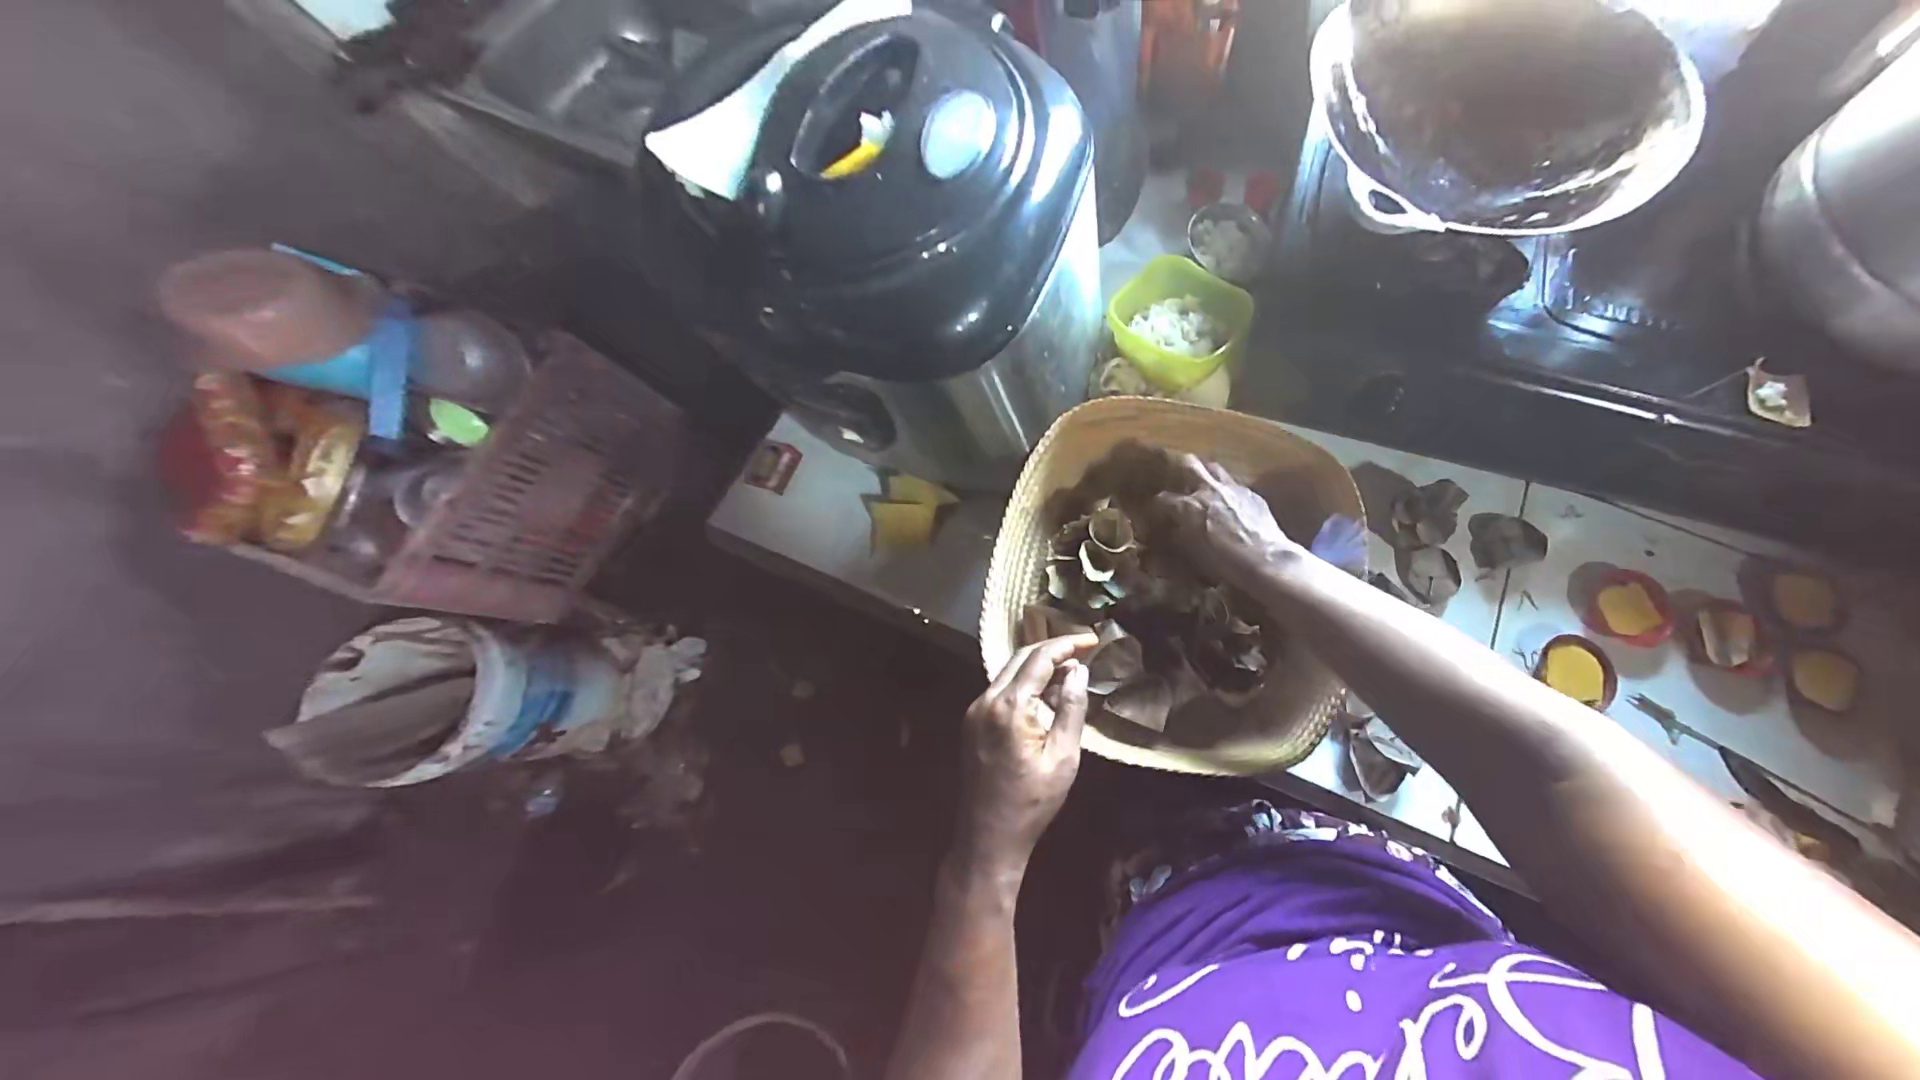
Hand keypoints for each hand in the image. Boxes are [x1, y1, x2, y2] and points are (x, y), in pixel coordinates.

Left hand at [956, 634, 1096, 874]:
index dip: (1067, 644)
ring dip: (1038, 666)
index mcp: (1009, 706)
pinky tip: (1045, 694)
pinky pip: (1000, 690)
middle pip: (1020, 658)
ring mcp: (975, 710)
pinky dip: (1024, 684)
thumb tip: (1078, 670)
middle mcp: (986, 699)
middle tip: (1083, 650)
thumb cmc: (1032, 803)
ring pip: (1008, 672)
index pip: (1039, 658)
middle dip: (1052, 649)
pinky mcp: (972, 722)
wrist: (987, 836)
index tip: (1092, 640)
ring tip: (1070, 671)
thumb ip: (1071, 709)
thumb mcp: (1063, 757)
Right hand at [1155, 454, 1301, 592]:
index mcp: (1188, 507)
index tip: (1156, 514)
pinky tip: (1229, 501)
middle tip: (1178, 477)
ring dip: (1206, 473)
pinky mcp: (1251, 494)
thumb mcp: (1191, 552)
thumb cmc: (1223, 564)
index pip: (1163, 499)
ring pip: (1214, 468)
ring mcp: (1232, 489)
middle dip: (1180, 468)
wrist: (1266, 562)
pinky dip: (1226, 489)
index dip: (1157, 507)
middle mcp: (1208, 490)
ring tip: (1204, 483)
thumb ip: (1179, 535)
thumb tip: (1173, 529)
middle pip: (1189, 464)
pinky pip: (1233, 484)